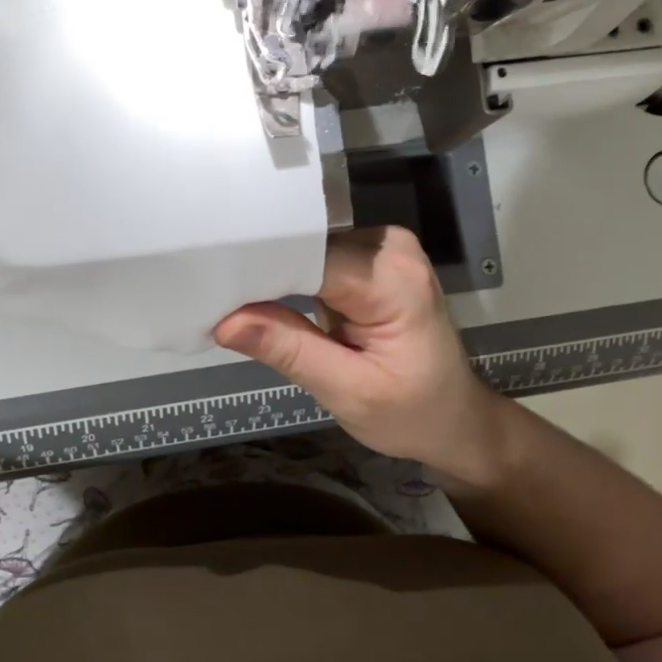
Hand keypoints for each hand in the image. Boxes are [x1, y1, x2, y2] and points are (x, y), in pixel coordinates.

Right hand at [214, 227, 511, 480]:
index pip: (308, 255)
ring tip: (222, 294)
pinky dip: (285, 277)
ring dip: (267, 273)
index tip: (207, 283)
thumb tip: (224, 320)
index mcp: (393, 278)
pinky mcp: (369, 258)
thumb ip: (291, 350)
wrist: (456, 418)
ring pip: (304, 248)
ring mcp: (381, 248)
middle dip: (257, 269)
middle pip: (305, 244)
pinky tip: (255, 295)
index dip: (257, 268)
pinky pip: (315, 257)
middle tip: (205, 292)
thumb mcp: (349, 393)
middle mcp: (389, 246)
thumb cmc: (413, 413)